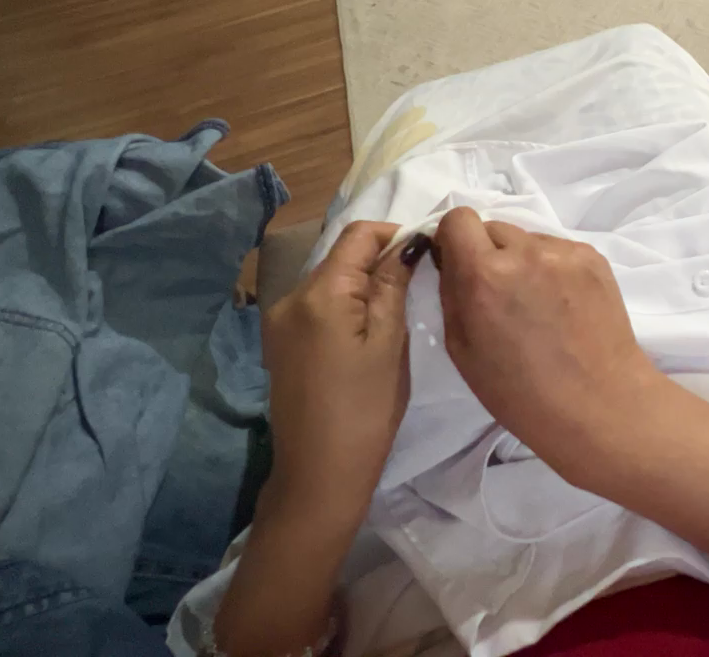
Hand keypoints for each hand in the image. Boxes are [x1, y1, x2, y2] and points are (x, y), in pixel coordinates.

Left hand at [259, 220, 424, 526]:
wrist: (319, 474)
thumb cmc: (366, 407)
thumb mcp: (390, 341)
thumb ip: (393, 284)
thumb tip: (408, 242)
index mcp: (319, 293)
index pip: (359, 235)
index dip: (396, 234)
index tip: (427, 253)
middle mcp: (291, 298)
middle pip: (343, 255)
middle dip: (382, 259)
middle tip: (419, 283)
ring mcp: (281, 321)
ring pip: (332, 279)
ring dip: (366, 282)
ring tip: (399, 308)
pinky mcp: (282, 342)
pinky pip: (320, 303)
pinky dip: (348, 303)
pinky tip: (370, 329)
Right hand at [432, 207, 665, 483]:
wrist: (598, 404)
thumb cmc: (519, 392)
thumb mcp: (462, 349)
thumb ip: (452, 292)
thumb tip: (452, 260)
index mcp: (485, 274)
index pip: (458, 219)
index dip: (454, 239)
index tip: (459, 263)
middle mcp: (525, 251)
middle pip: (493, 227)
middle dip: (488, 253)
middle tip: (499, 293)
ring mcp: (564, 251)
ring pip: (528, 239)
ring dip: (522, 260)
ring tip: (536, 304)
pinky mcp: (593, 256)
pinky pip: (558, 250)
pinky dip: (552, 268)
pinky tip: (561, 305)